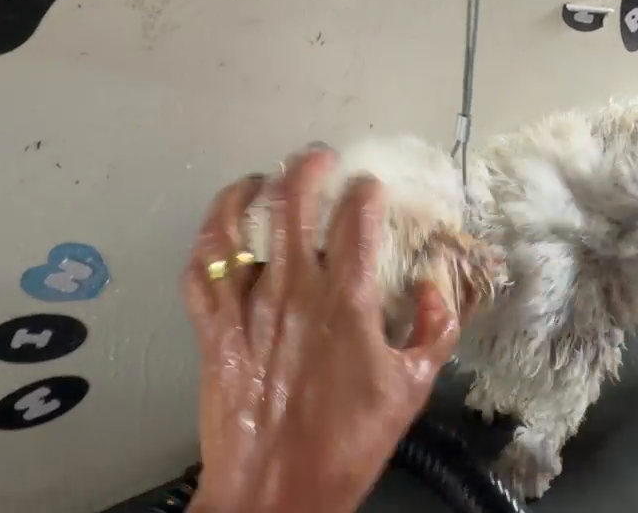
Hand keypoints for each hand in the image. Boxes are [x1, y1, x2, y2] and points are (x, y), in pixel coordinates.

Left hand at [183, 148, 460, 512]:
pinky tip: (223, 225)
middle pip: (294, 201)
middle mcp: (294, 291)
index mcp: (347, 300)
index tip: (371, 187)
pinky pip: (200, 270)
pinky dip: (208, 238)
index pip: (357, 217)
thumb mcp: (414, 387)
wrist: (274, 499)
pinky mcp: (212, 331)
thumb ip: (437, 327)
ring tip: (265, 179)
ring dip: (251, 191)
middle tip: (320, 158)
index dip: (366, 190)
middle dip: (309, 167)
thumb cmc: (348, 442)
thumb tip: (434, 283)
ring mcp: (247, 308)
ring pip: (238, 225)